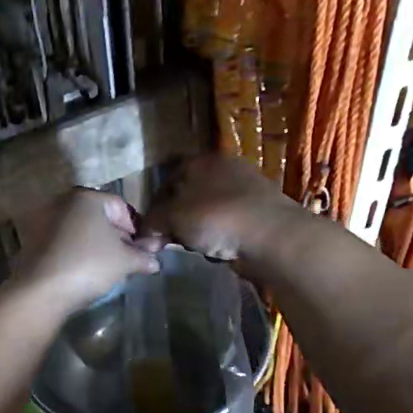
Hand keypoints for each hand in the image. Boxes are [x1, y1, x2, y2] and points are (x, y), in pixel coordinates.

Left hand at [12, 188, 160, 312]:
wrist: (41, 290)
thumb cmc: (89, 265)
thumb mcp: (125, 261)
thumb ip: (143, 256)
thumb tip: (155, 260)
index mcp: (87, 197)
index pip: (122, 207)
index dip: (137, 229)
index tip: (143, 251)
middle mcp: (63, 201)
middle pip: (100, 217)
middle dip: (117, 238)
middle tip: (128, 260)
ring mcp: (44, 220)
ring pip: (81, 230)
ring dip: (97, 245)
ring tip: (108, 268)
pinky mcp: (32, 240)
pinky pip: (64, 241)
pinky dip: (77, 251)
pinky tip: (84, 271)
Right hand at [147, 154, 304, 261]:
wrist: (271, 235)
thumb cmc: (216, 218)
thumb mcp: (174, 217)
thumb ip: (154, 223)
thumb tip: (142, 236)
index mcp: (202, 160)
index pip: (168, 179)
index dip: (155, 205)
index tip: (149, 230)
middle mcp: (223, 170)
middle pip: (188, 196)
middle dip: (176, 221)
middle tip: (169, 243)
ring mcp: (244, 192)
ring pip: (208, 213)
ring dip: (198, 232)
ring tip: (195, 248)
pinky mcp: (257, 214)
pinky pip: (227, 226)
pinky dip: (220, 238)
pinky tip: (219, 251)